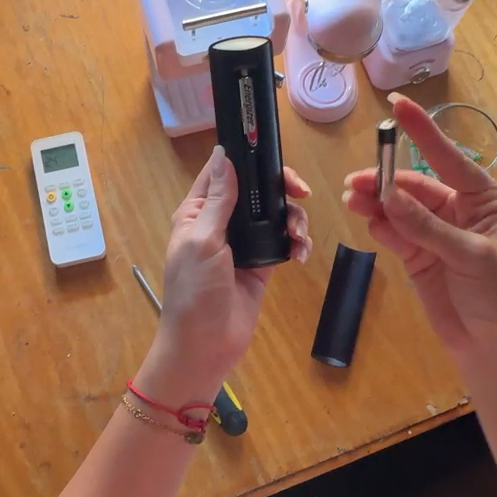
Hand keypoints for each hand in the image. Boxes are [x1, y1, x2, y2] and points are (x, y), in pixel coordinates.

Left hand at [137, 146, 311, 404]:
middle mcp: (221, 223)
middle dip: (281, 187)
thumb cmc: (195, 291)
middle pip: (256, 190)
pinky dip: (297, 243)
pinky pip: (285, 242)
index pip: (222, 172)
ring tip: (297, 235)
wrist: (205, 346)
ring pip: (275, 215)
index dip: (246, 157)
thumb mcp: (203, 240)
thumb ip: (219, 199)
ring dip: (293, 218)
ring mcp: (244, 244)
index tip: (271, 151)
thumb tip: (223, 155)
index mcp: (198, 212)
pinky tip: (301, 253)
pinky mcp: (263, 264)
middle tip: (301, 192)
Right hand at [342, 93, 496, 362]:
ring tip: (352, 200)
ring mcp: (434, 234)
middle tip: (356, 182)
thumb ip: (428, 228)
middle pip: (414, 185)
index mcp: (484, 199)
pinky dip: (379, 226)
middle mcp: (458, 210)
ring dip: (376, 202)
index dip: (422, 131)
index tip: (397, 106)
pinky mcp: (417, 258)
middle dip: (386, 180)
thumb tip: (389, 197)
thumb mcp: (471, 256)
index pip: (448, 158)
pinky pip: (393, 234)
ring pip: (398, 209)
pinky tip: (367, 221)